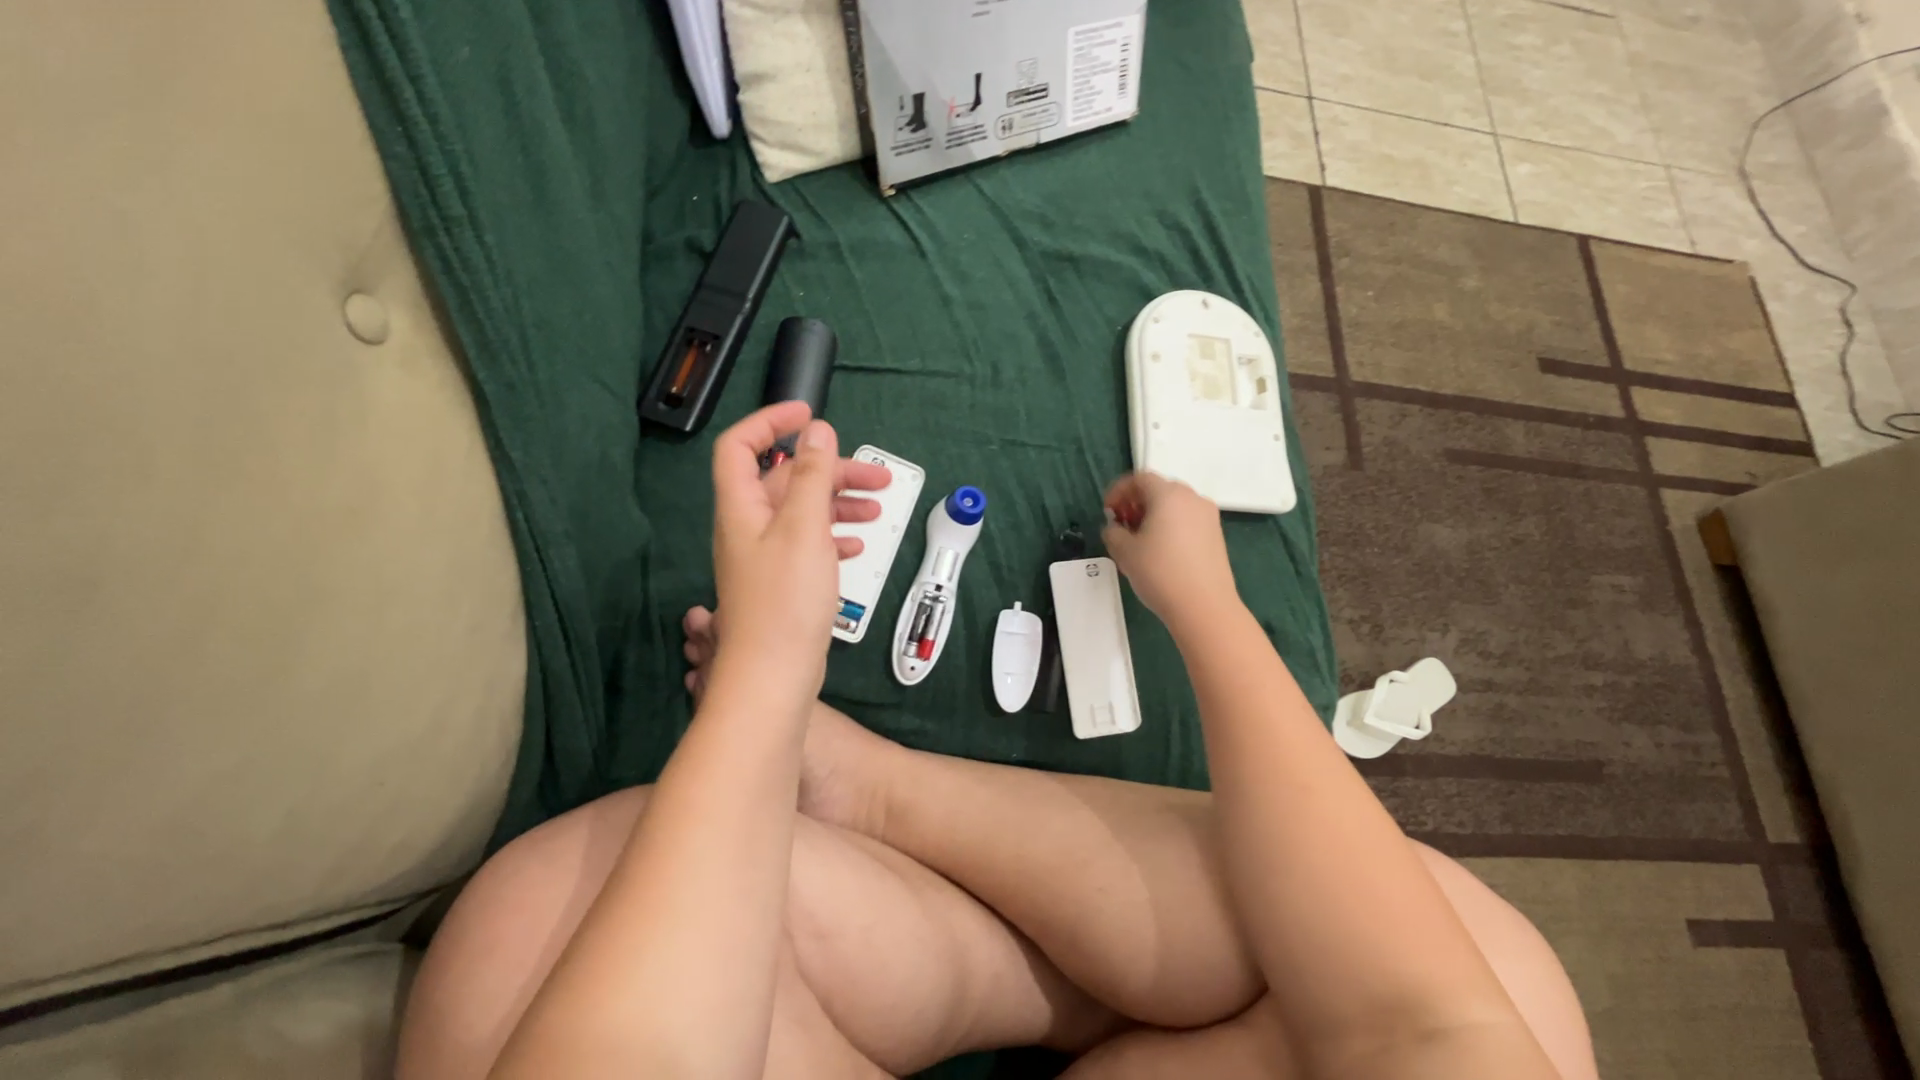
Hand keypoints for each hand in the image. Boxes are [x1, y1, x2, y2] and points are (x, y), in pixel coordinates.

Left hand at [708, 402, 890, 701]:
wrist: (773, 675)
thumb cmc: (786, 599)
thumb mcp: (804, 528)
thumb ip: (813, 476)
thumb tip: (817, 430)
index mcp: (742, 507)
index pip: (740, 446)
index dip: (770, 422)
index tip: (809, 414)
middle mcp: (748, 526)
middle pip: (785, 479)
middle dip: (830, 470)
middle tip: (876, 477)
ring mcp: (764, 556)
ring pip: (801, 513)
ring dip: (838, 504)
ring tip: (877, 509)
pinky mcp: (781, 582)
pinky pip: (807, 544)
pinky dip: (833, 537)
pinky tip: (857, 546)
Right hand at [1101, 471, 1240, 633]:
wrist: (1204, 606)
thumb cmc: (1160, 573)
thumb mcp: (1124, 551)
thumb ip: (1113, 532)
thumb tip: (1115, 528)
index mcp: (1168, 494)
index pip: (1139, 478)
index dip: (1118, 490)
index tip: (1107, 511)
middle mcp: (1192, 498)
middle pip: (1159, 489)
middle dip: (1136, 503)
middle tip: (1121, 525)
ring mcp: (1208, 516)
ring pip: (1174, 505)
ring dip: (1153, 515)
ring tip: (1139, 540)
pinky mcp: (1216, 535)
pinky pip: (1187, 520)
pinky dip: (1170, 526)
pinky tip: (1161, 551)